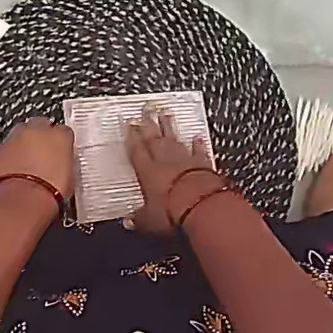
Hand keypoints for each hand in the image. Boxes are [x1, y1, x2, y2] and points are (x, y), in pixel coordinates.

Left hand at [0, 118, 74, 211]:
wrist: (23, 200)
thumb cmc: (49, 191)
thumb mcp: (70, 176)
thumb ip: (65, 161)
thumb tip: (62, 163)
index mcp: (61, 136)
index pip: (64, 131)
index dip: (62, 143)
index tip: (61, 152)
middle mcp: (38, 131)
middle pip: (40, 125)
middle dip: (41, 136)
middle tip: (44, 153)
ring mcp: (17, 138)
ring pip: (21, 133)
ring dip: (25, 143)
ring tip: (29, 162)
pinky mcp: (0, 149)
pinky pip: (7, 147)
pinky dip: (11, 154)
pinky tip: (16, 169)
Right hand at [124, 105, 219, 235]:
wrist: (201, 207)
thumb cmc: (172, 212)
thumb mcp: (150, 221)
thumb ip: (139, 219)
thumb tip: (129, 222)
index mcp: (148, 172)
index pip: (137, 151)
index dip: (132, 138)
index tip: (129, 126)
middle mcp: (165, 162)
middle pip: (154, 139)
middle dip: (148, 125)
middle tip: (145, 111)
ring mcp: (185, 161)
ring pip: (175, 139)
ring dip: (169, 127)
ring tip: (166, 115)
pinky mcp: (203, 164)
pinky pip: (199, 151)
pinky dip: (198, 144)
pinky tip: (197, 137)